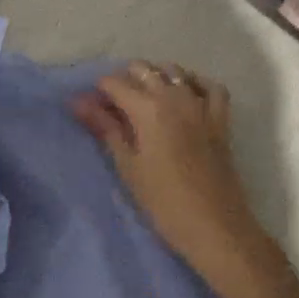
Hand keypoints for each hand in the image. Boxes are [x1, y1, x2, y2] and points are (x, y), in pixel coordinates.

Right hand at [72, 61, 258, 271]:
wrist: (215, 227)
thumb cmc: (163, 202)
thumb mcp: (128, 165)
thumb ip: (105, 128)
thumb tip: (78, 102)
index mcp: (148, 109)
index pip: (114, 83)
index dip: (97, 92)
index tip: (89, 108)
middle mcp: (175, 97)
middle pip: (143, 69)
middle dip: (124, 80)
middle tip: (113, 107)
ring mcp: (201, 106)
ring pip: (174, 71)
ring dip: (155, 77)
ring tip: (144, 99)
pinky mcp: (220, 119)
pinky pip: (211, 87)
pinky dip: (195, 83)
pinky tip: (185, 94)